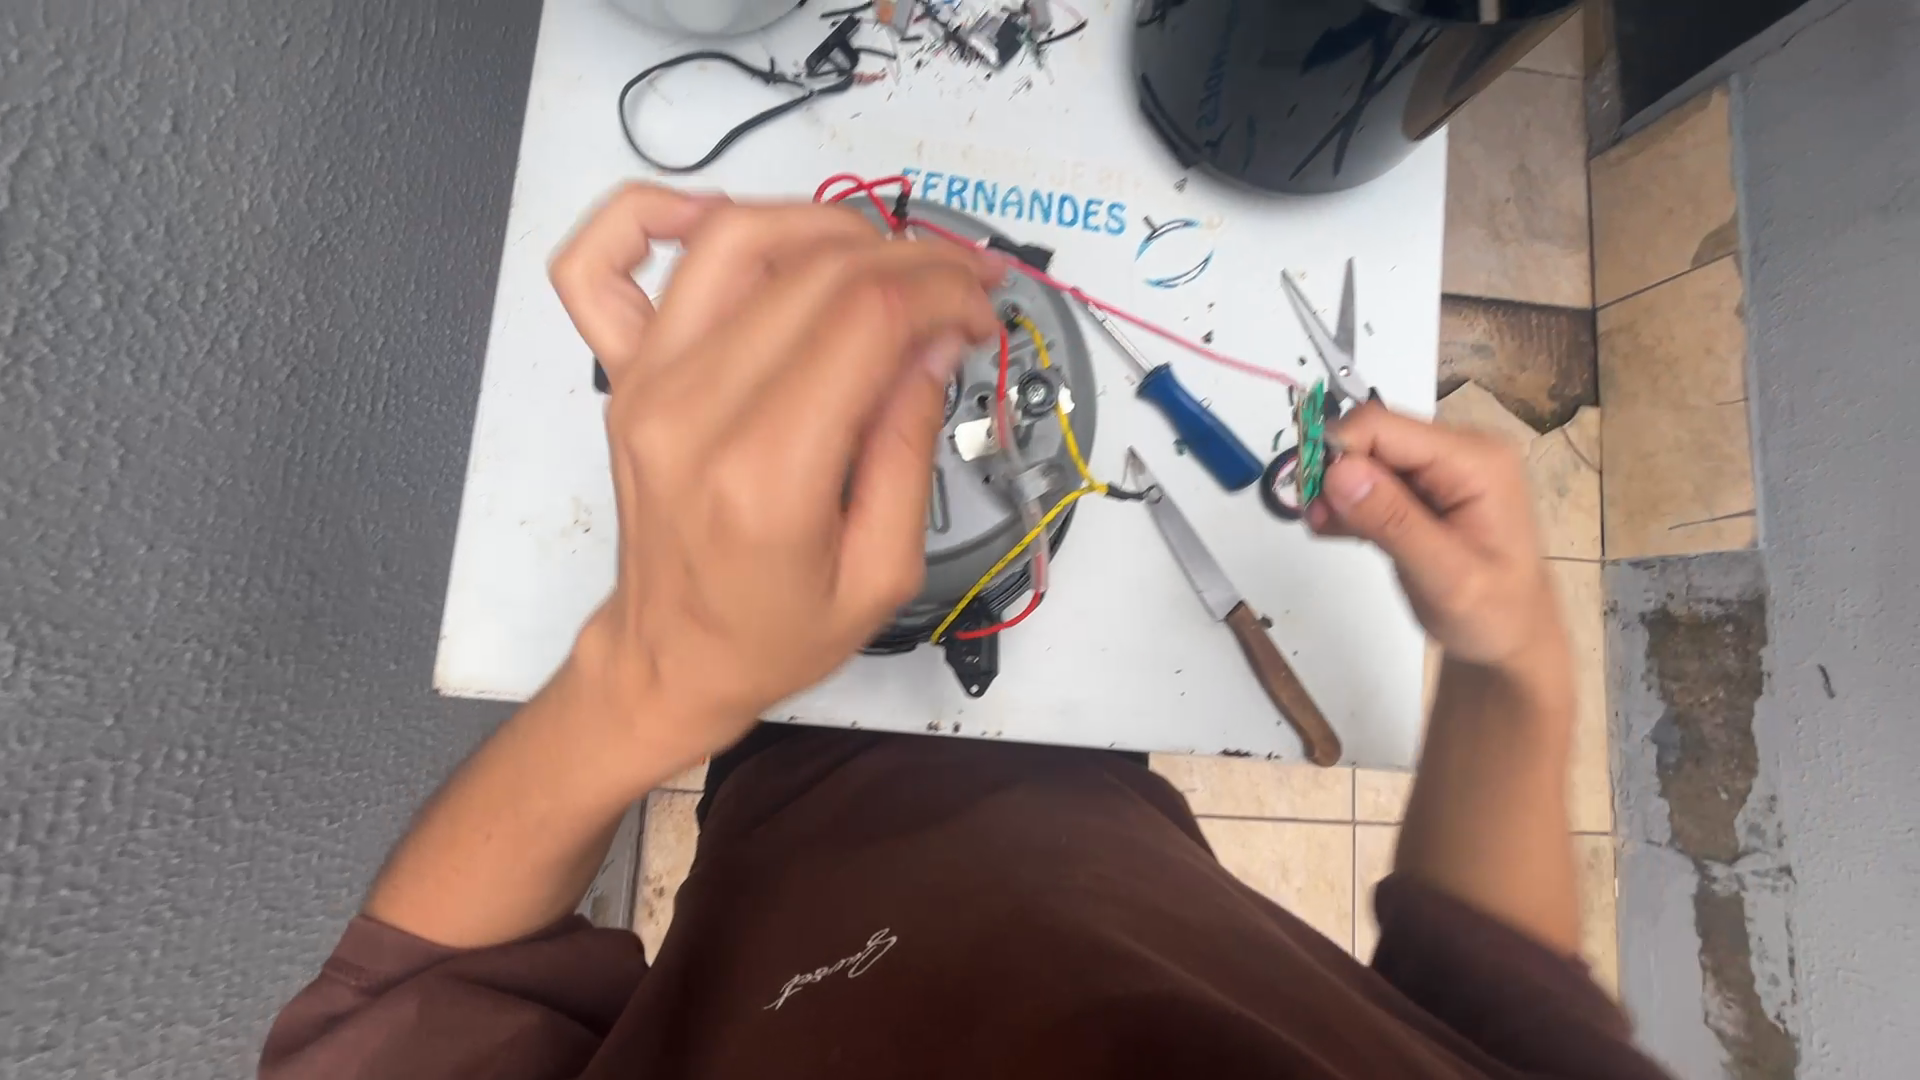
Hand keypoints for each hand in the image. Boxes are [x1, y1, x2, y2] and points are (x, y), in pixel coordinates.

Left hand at [547, 184, 1001, 767]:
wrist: (672, 658)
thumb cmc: (776, 636)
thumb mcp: (881, 574)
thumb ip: (910, 451)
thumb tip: (933, 343)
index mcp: (770, 476)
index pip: (869, 319)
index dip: (944, 292)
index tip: (981, 313)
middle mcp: (695, 410)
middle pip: (819, 269)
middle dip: (914, 259)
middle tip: (960, 286)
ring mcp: (646, 384)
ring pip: (738, 239)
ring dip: (830, 226)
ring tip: (884, 261)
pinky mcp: (622, 377)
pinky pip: (602, 261)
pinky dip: (654, 211)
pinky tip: (721, 223)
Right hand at [1305, 404, 1562, 670]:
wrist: (1511, 638)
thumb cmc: (1491, 613)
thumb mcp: (1443, 574)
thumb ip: (1391, 520)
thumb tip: (1337, 470)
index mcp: (1473, 460)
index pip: (1380, 426)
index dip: (1337, 452)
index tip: (1316, 500)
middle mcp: (1456, 451)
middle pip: (1368, 437)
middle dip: (1333, 474)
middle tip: (1319, 521)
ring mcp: (1438, 469)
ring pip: (1361, 458)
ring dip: (1334, 492)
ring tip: (1329, 530)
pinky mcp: (1419, 488)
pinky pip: (1366, 480)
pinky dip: (1344, 503)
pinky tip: (1338, 530)